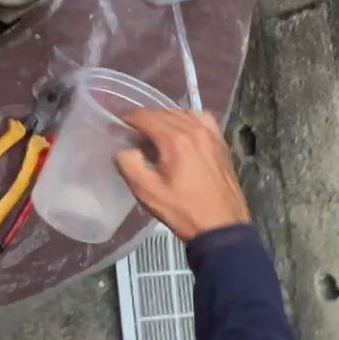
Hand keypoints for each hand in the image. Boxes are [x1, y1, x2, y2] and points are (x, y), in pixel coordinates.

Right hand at [115, 108, 250, 241]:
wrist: (221, 227)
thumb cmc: (182, 210)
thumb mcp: (146, 191)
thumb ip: (128, 164)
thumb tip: (124, 149)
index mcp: (174, 139)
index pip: (145, 116)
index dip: (127, 119)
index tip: (117, 128)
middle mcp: (194, 129)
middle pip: (162, 112)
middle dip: (144, 120)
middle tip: (132, 136)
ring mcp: (211, 134)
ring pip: (181, 113)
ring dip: (164, 119)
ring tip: (154, 135)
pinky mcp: (220, 142)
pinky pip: (201, 119)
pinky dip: (187, 120)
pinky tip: (182, 133)